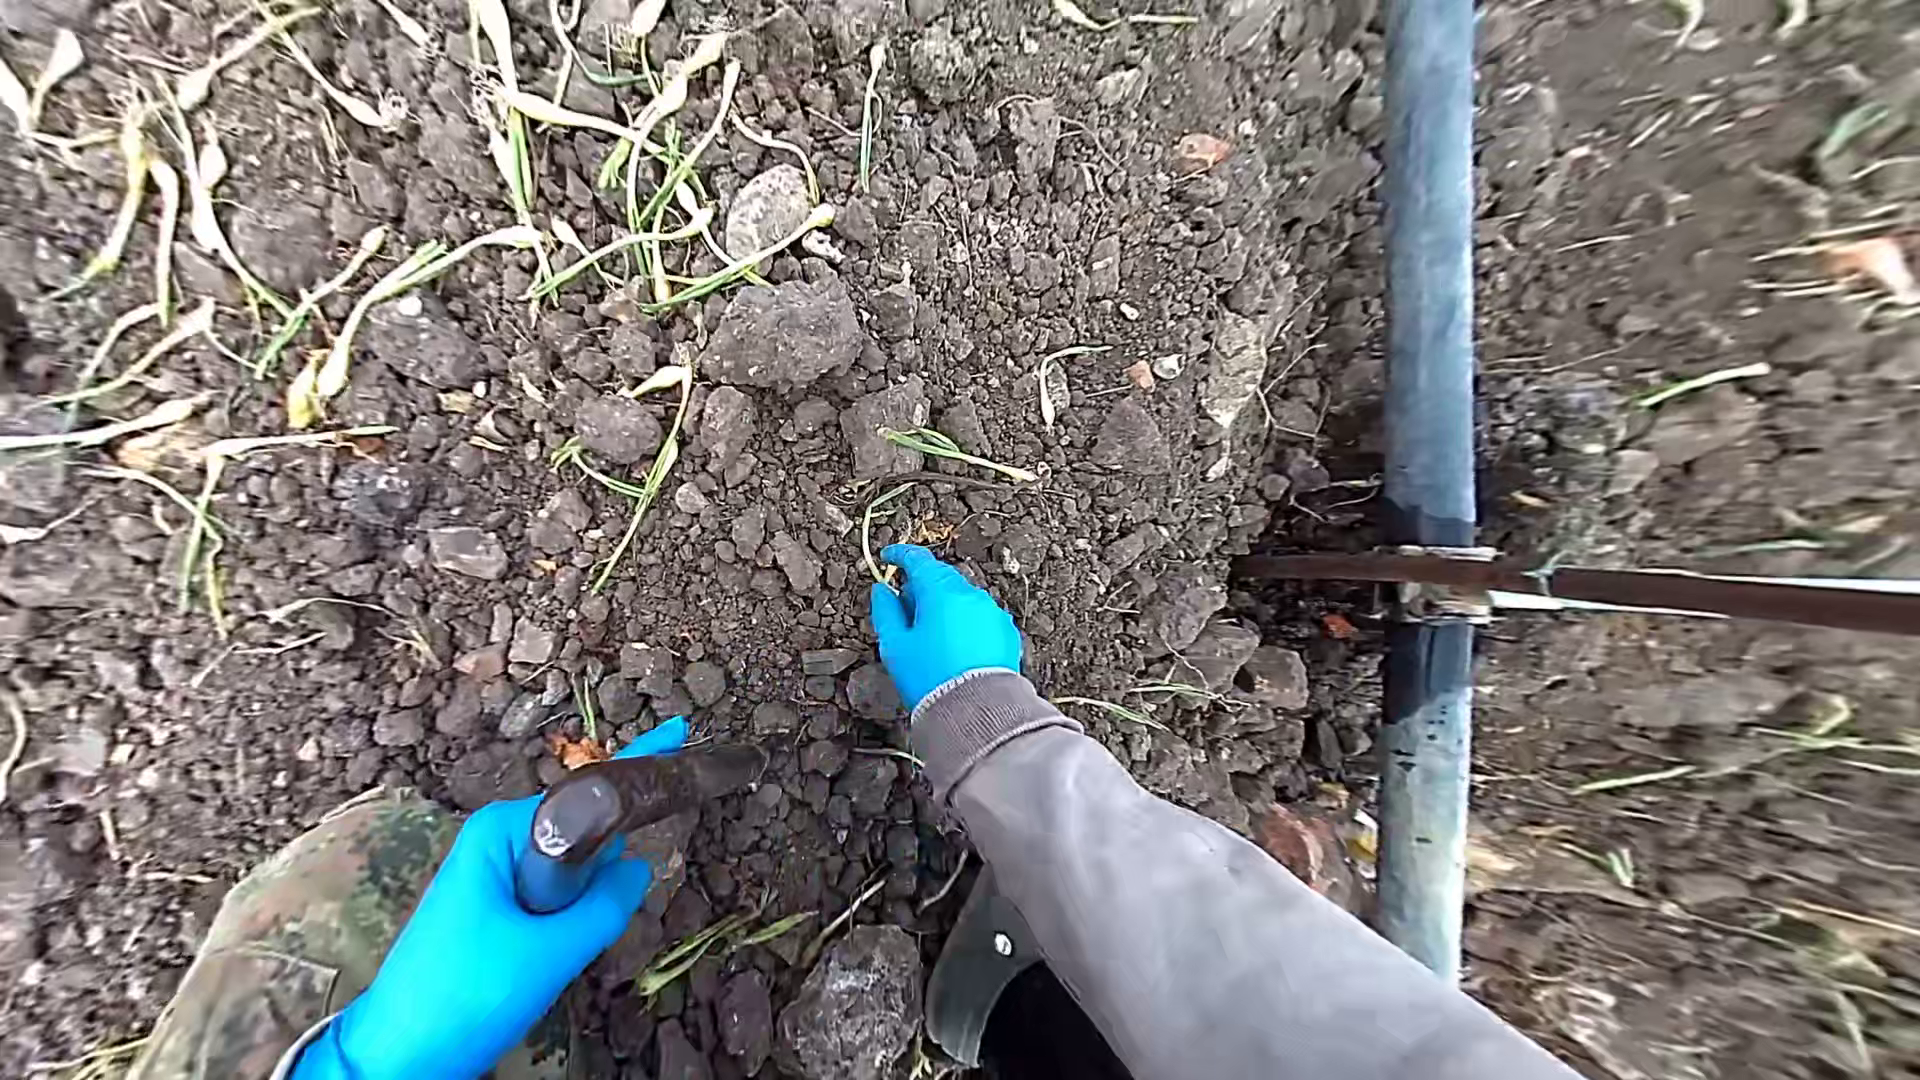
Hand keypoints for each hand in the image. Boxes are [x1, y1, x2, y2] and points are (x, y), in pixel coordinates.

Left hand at [293, 718, 689, 1079]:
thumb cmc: (465, 999)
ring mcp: (497, 864)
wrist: (390, 1067)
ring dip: (591, 885)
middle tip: (608, 895)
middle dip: (612, 850)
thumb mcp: (551, 952)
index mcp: (504, 828)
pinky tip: (565, 936)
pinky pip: (558, 878)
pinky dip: (577, 898)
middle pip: (587, 819)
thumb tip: (640, 866)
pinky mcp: (497, 894)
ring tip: (566, 940)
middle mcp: (500, 833)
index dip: (641, 762)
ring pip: (576, 854)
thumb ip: (609, 903)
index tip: (679, 730)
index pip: (590, 784)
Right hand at [869, 544, 1022, 709]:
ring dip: (944, 607)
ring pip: (962, 599)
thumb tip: (882, 590)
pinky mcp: (1006, 632)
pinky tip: (954, 648)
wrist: (976, 712)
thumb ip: (886, 611)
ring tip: (930, 638)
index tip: (888, 558)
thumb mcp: (896, 645)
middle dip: (921, 588)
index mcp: (942, 592)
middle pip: (941, 579)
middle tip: (905, 611)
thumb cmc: (931, 679)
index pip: (918, 560)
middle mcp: (972, 595)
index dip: (900, 555)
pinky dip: (965, 624)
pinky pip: (980, 618)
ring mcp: (992, 613)